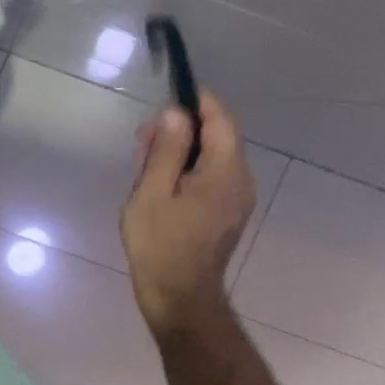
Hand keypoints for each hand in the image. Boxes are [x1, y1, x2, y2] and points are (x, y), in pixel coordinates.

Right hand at [119, 91, 255, 333]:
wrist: (179, 294)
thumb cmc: (160, 241)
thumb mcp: (153, 191)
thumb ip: (167, 150)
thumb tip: (176, 113)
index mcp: (225, 171)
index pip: (221, 122)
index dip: (200, 102)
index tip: (173, 90)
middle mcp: (240, 181)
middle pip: (218, 139)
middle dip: (184, 128)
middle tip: (144, 135)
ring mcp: (236, 199)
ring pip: (213, 159)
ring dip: (183, 150)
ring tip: (145, 159)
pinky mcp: (226, 214)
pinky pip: (211, 178)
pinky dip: (188, 169)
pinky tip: (159, 182)